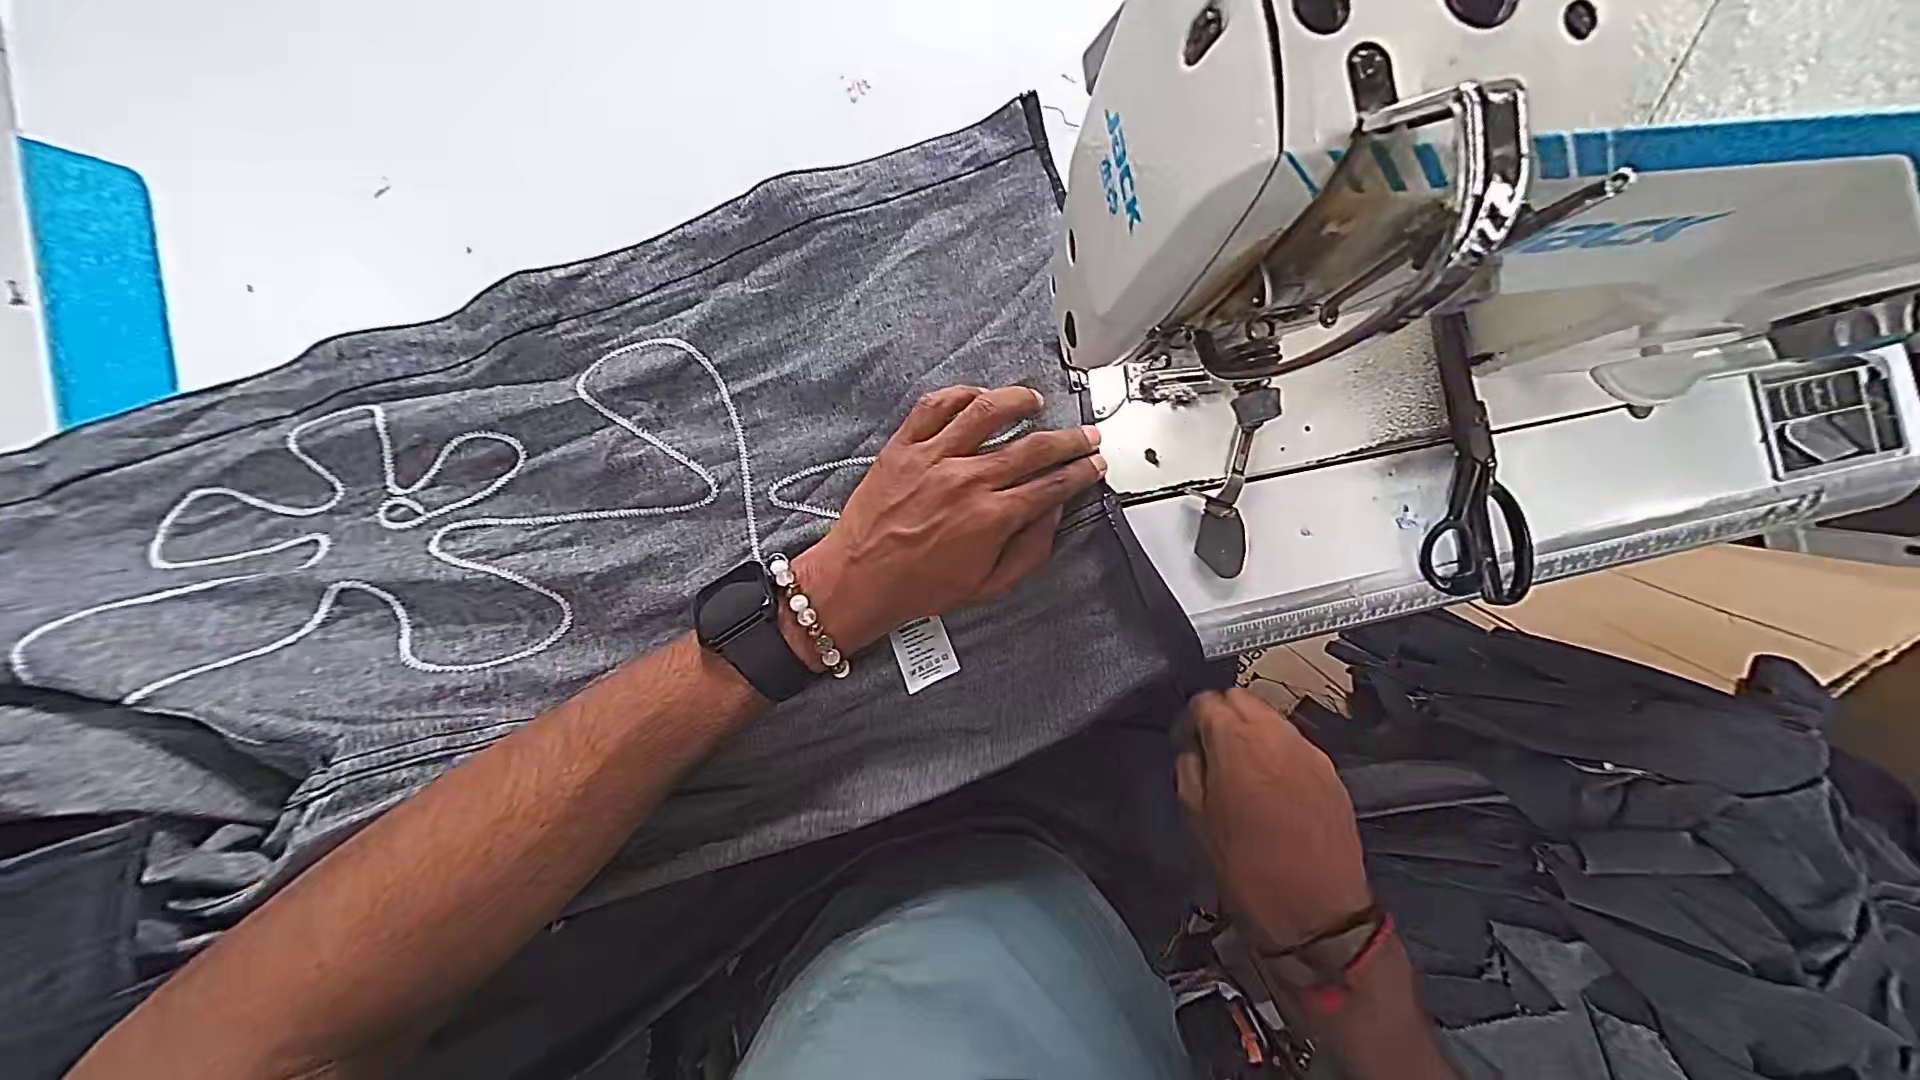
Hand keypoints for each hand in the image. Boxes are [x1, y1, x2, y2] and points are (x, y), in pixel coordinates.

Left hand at [787, 385, 1104, 658]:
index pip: (1052, 483)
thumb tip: (1053, 515)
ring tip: (1035, 401)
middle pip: (1034, 446)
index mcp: (991, 517)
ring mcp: (933, 458)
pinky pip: (936, 406)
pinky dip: (962, 394)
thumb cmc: (917, 586)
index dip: (1081, 471)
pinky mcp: (904, 447)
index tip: (1092, 464)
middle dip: (1070, 439)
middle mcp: (967, 481)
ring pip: (988, 411)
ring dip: (1020, 400)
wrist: (859, 580)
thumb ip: (1030, 549)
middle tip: (1083, 436)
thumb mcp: (988, 585)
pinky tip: (978, 397)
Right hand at [1176, 689, 1372, 948]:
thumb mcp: (1195, 815)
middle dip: (1222, 714)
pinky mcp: (1331, 771)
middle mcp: (1275, 734)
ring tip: (1242, 764)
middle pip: (1240, 697)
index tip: (1188, 742)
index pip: (1206, 700)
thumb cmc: (1244, 866)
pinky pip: (1294, 741)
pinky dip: (1276, 747)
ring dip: (1251, 728)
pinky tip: (1271, 780)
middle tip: (1212, 748)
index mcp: (1235, 741)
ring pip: (1270, 715)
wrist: (1315, 914)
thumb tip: (1194, 746)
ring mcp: (1308, 750)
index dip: (1191, 719)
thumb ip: (1189, 766)